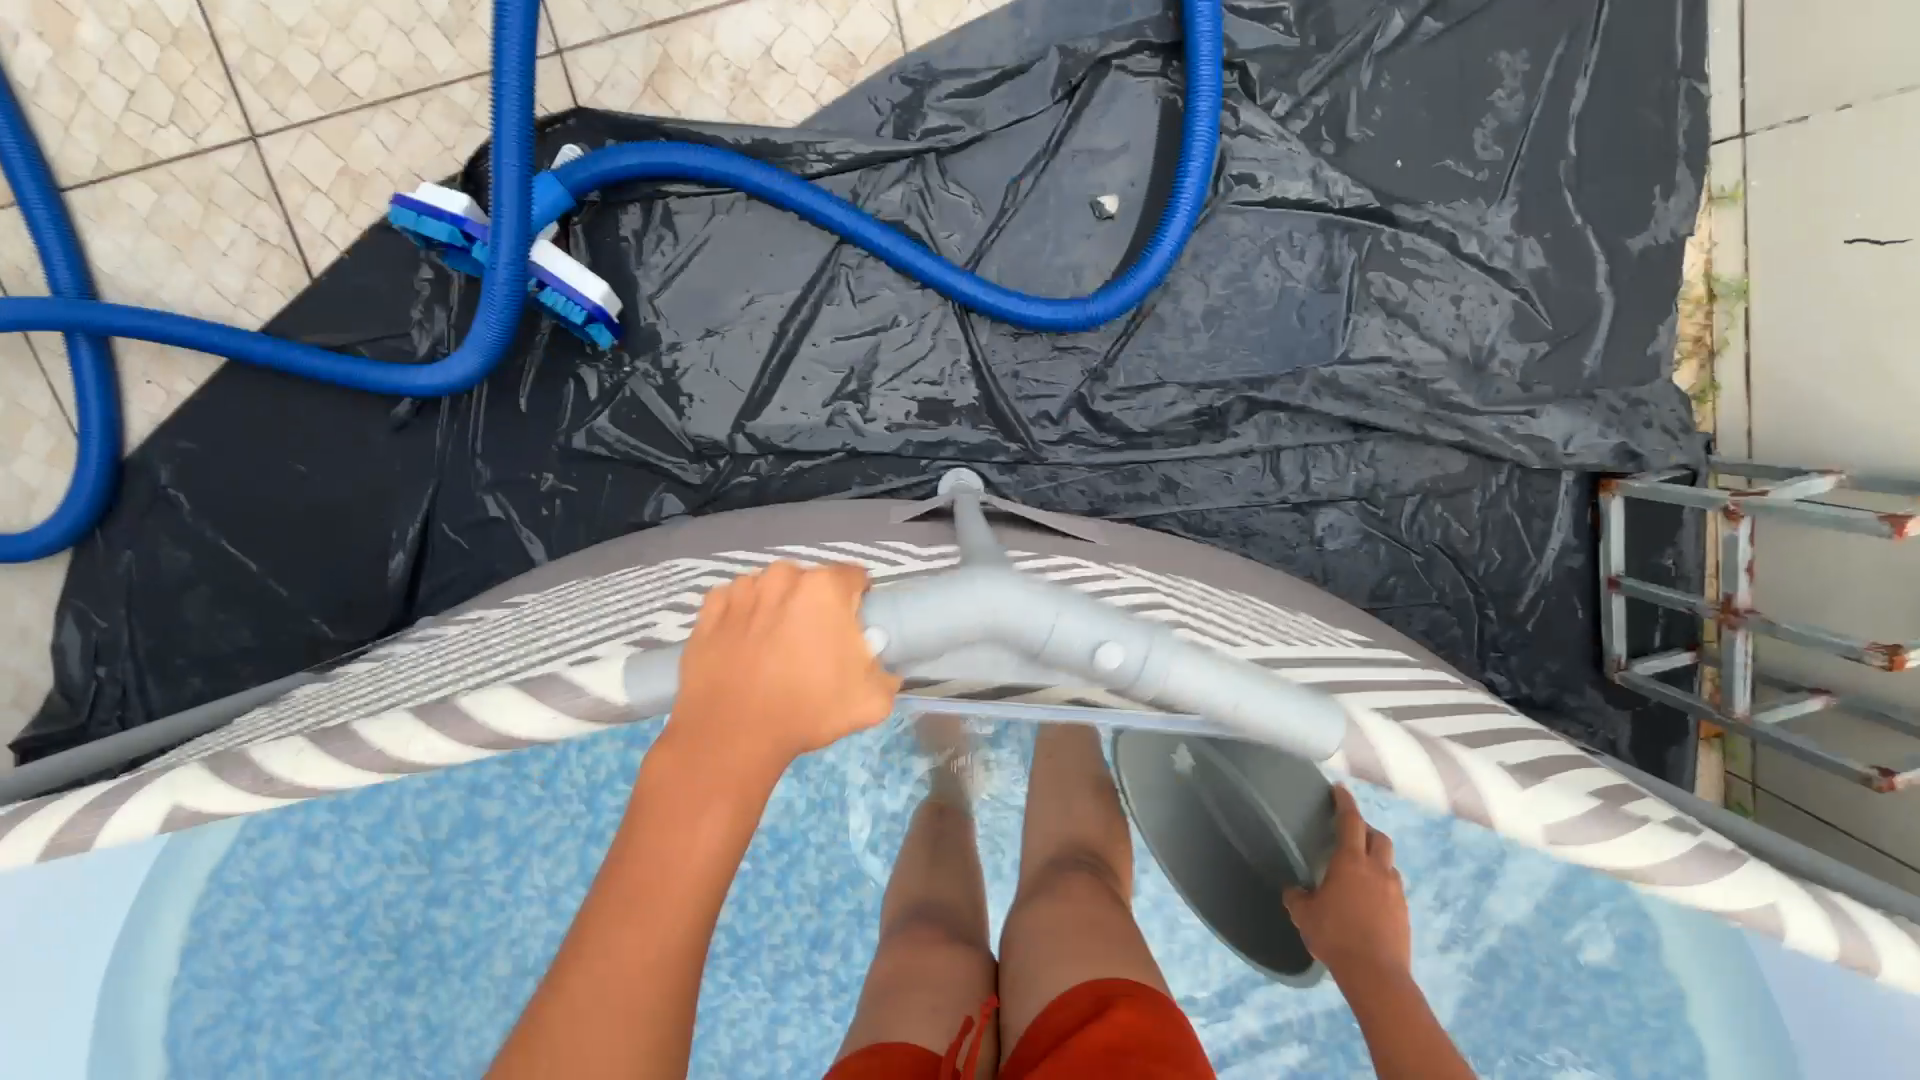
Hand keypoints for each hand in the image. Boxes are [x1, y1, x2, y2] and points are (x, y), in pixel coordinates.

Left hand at [669, 561, 901, 773]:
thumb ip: (887, 675)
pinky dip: (743, 618)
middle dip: (816, 605)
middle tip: (814, 645)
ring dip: (778, 609)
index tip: (852, 630)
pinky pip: (735, 603)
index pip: (854, 578)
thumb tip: (881, 668)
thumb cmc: (807, 710)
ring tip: (775, 648)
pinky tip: (745, 647)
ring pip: (771, 590)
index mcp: (826, 588)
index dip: (857, 603)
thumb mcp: (872, 701)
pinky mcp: (709, 611)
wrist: (732, 735)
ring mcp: (742, 591)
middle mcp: (783, 577)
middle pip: (810, 583)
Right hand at [1282, 784, 1409, 980]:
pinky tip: (1367, 901)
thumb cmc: (1335, 935)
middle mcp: (1377, 870)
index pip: (1350, 821)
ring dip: (1376, 859)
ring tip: (1359, 871)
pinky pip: (1392, 889)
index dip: (1344, 802)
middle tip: (1351, 834)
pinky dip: (1381, 885)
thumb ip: (1297, 896)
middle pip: (1378, 838)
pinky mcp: (1404, 913)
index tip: (1339, 790)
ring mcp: (1395, 892)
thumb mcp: (1303, 914)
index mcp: (1350, 862)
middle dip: (1366, 831)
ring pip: (1388, 864)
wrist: (1376, 975)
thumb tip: (1294, 890)